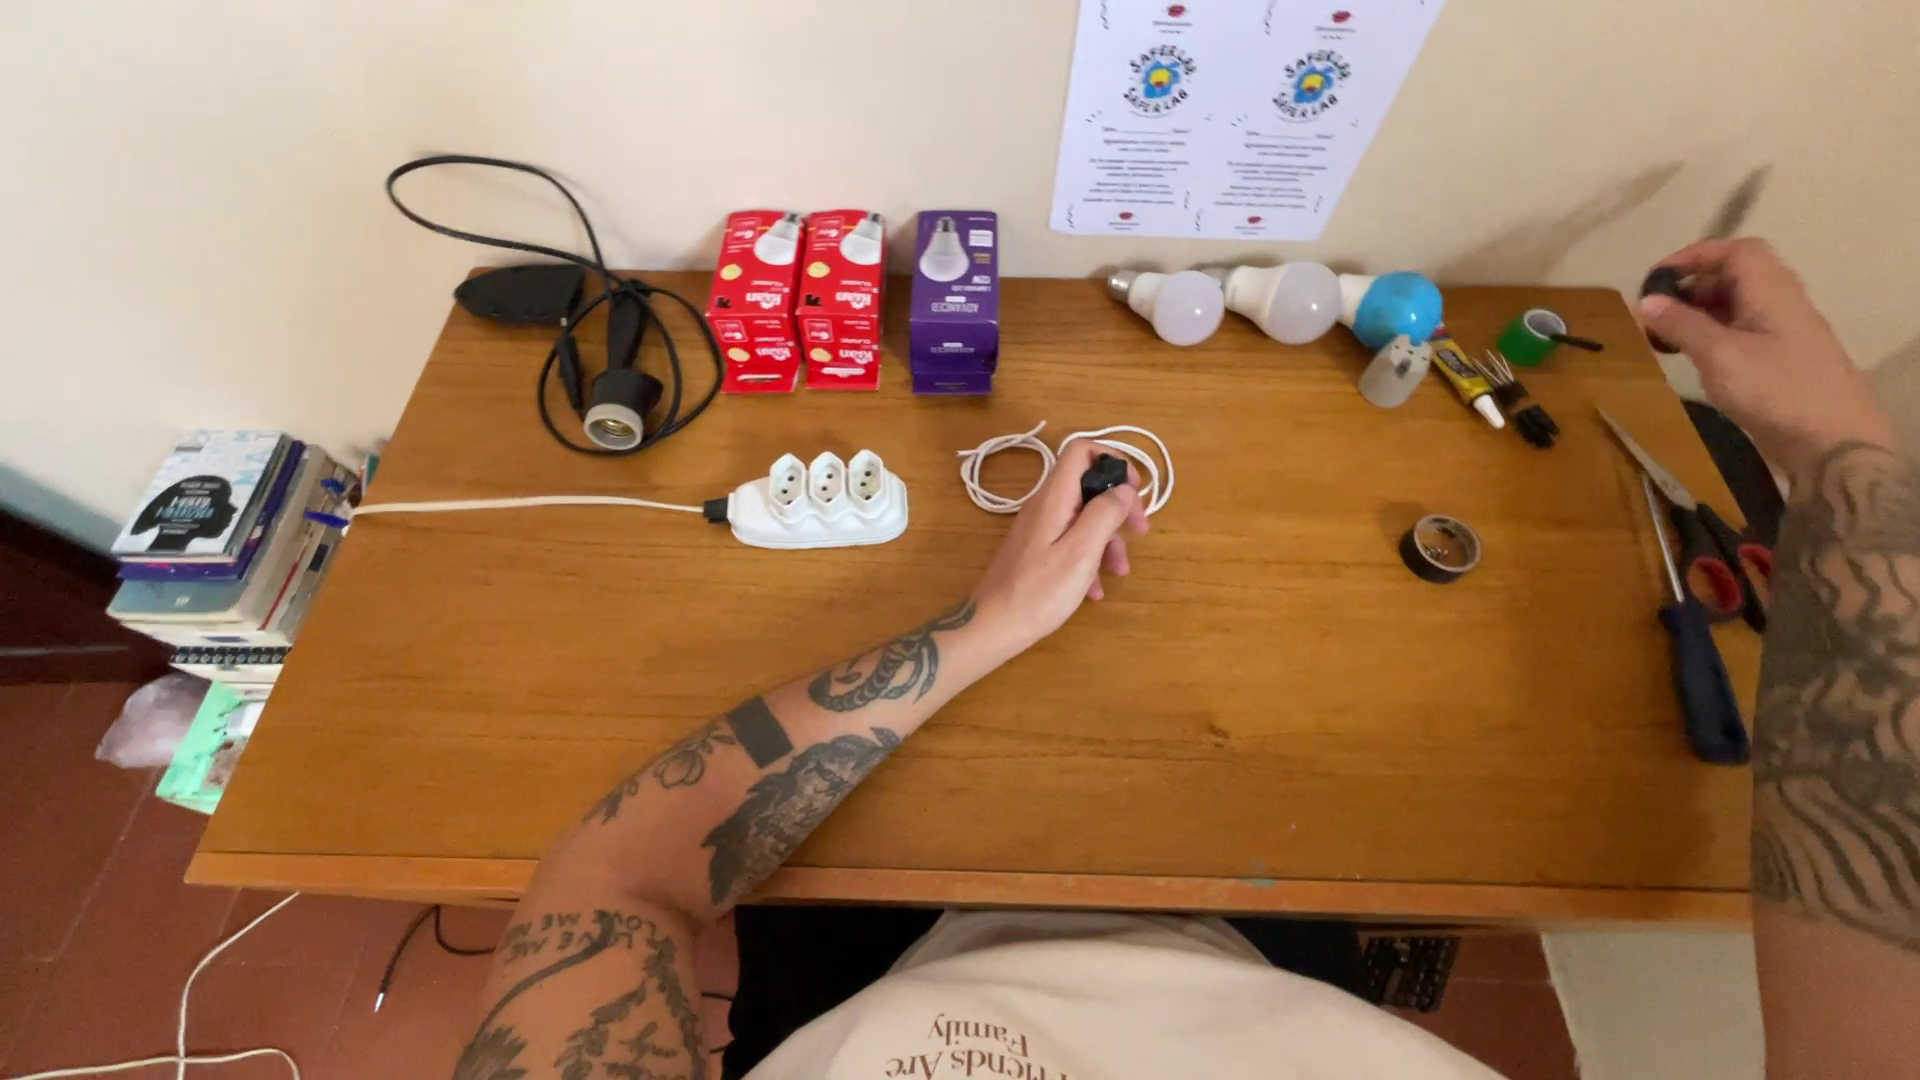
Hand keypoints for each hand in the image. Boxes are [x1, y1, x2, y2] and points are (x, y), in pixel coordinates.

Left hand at [970, 439, 1149, 654]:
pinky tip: (1096, 589)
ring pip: (1083, 517)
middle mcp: (1044, 505)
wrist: (994, 625)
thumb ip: (1105, 514)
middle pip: (1087, 485)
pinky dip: (1089, 558)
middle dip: (1119, 505)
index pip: (1080, 449)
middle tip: (1140, 530)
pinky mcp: (1036, 550)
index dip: (1112, 459)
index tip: (1134, 490)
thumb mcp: (1081, 552)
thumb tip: (1124, 489)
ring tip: (1120, 571)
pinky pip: (1070, 542)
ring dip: (1108, 539)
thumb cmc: (1040, 591)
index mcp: (1054, 497)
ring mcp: (1039, 528)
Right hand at [1638, 237, 1892, 479]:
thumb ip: (1682, 326)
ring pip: (1733, 302)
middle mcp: (1779, 304)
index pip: (1738, 252)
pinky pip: (1736, 327)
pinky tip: (1686, 351)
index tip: (1653, 278)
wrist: (1828, 437)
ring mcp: (1779, 330)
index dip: (1695, 255)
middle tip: (1650, 310)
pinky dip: (1706, 330)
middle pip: (1735, 274)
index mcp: (1772, 294)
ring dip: (1694, 309)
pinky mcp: (1773, 354)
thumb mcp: (1720, 355)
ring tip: (1660, 333)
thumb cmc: (1775, 390)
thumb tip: (1645, 301)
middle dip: (1689, 284)